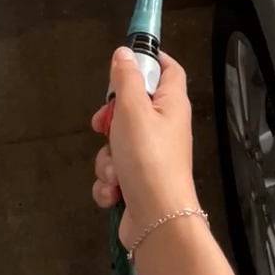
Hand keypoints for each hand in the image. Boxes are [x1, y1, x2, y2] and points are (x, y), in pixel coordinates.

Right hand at [91, 47, 195, 245]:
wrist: (157, 221)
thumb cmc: (148, 158)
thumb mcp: (133, 109)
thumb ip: (126, 78)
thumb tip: (125, 53)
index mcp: (172, 104)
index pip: (169, 69)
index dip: (151, 60)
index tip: (127, 62)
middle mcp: (166, 127)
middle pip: (135, 106)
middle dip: (112, 118)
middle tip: (102, 124)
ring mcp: (153, 156)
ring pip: (119, 142)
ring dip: (108, 157)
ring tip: (116, 170)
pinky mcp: (140, 183)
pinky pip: (117, 171)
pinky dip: (111, 181)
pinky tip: (114, 191)